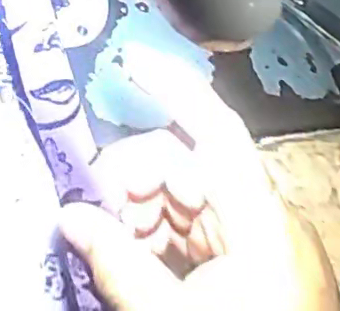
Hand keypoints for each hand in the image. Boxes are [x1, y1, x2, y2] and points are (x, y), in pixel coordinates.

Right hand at [58, 50, 339, 310]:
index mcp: (262, 222)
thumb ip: (116, 260)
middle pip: (189, 165)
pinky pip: (201, 234)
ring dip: (145, 214)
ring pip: (190, 201)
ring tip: (119, 249)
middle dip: (137, 180)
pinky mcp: (260, 278)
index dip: (172, 86)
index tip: (131, 61)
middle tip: (102, 212)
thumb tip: (70, 217)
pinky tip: (141, 264)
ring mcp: (267, 252)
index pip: (215, 126)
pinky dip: (165, 239)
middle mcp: (270, 224)